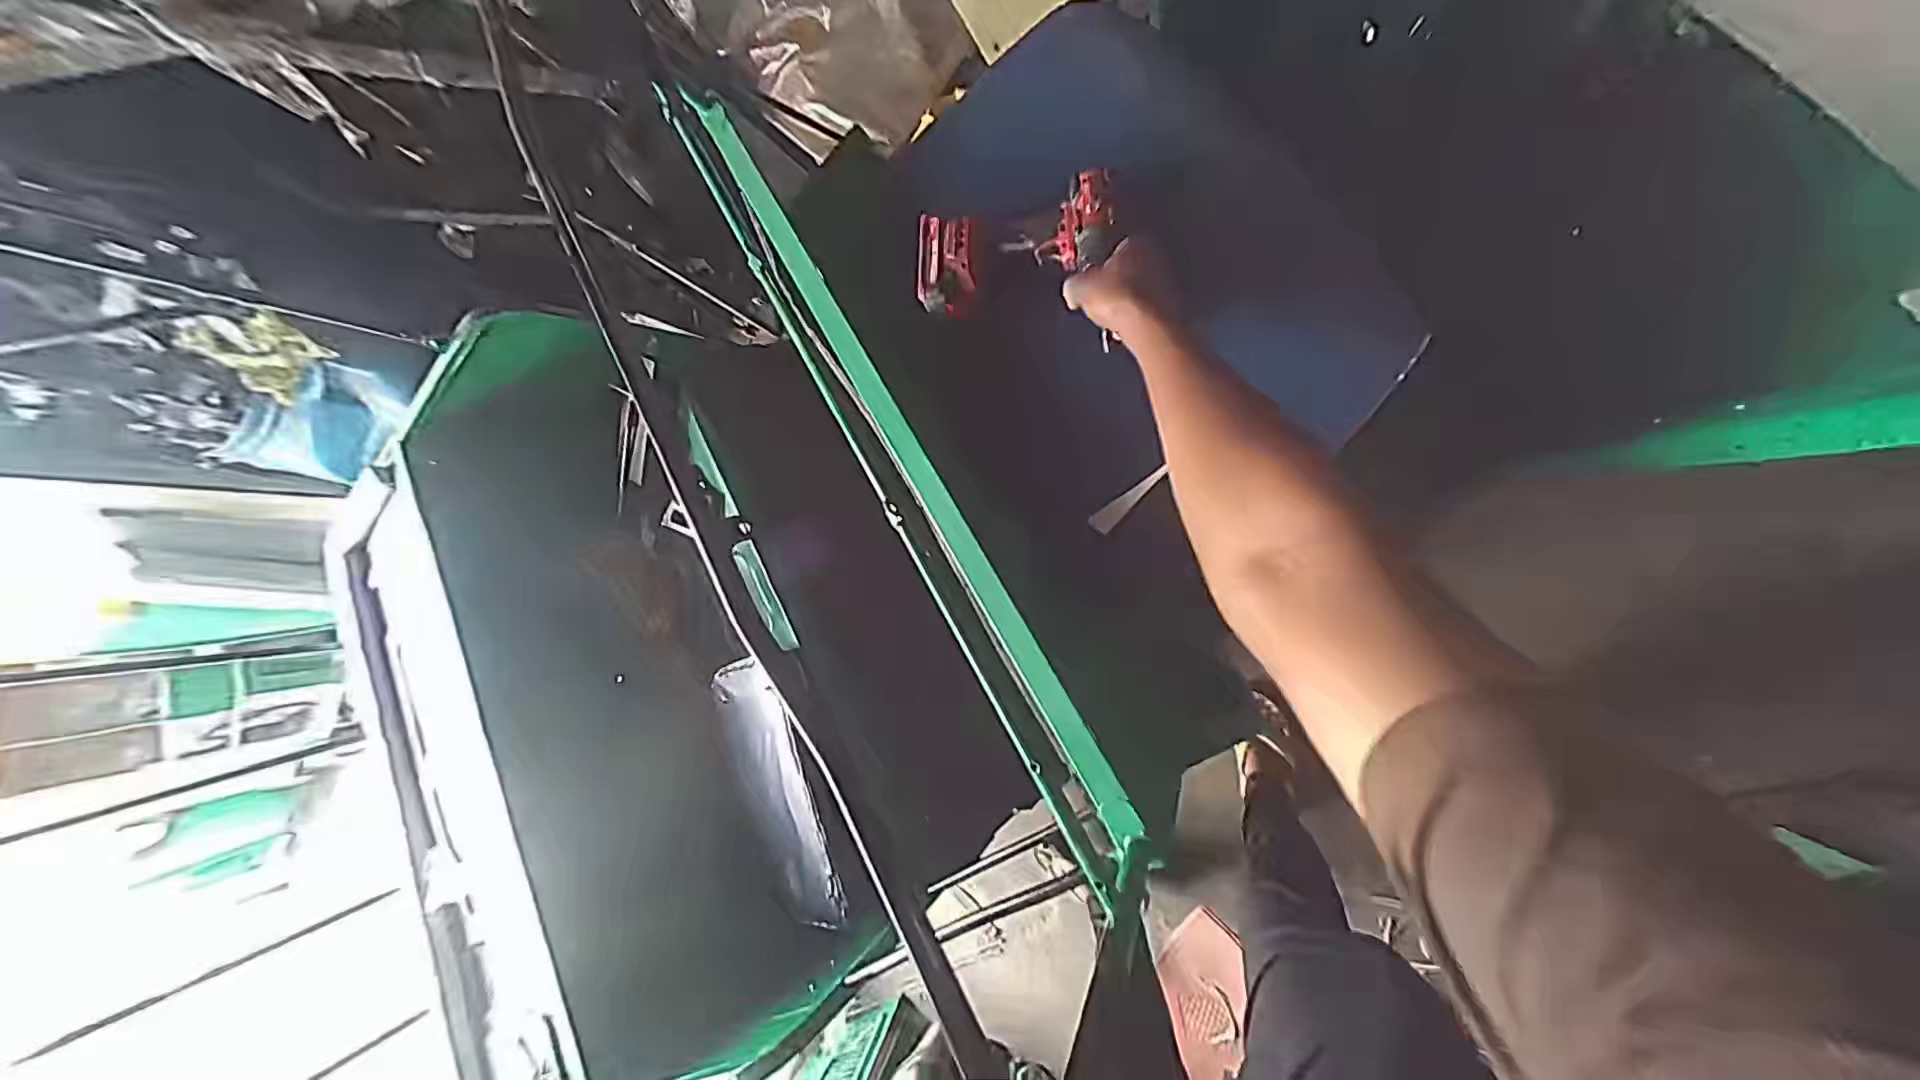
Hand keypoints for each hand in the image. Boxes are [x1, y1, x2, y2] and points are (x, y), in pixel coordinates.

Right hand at [1062, 237, 1178, 336]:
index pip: (1115, 247)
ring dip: (1127, 303)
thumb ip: (1073, 284)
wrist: (1146, 327)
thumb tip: (1071, 290)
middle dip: (1115, 284)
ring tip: (1112, 316)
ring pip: (1140, 291)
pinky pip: (1148, 311)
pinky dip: (1137, 318)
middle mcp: (1158, 257)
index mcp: (1137, 241)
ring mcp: (1168, 283)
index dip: (1099, 264)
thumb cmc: (1119, 298)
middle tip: (1099, 299)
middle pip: (1130, 269)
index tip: (1090, 277)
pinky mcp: (1172, 308)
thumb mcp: (1079, 288)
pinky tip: (1126, 327)